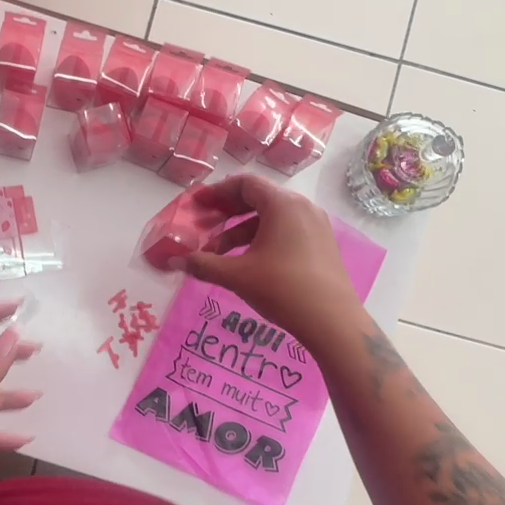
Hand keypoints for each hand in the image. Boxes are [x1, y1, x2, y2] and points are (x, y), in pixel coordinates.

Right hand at [172, 174, 364, 348]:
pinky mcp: (320, 243)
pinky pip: (284, 231)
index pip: (245, 184)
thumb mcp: (236, 276)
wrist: (331, 320)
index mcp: (282, 204)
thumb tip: (174, 261)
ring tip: (217, 255)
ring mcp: (315, 225)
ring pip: (270, 218)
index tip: (196, 204)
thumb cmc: (281, 289)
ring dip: (239, 232)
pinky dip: (260, 239)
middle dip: (225, 213)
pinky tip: (245, 262)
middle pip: (257, 199)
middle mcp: (301, 207)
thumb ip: (202, 264)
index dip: (216, 192)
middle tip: (201, 227)